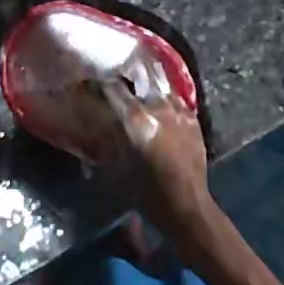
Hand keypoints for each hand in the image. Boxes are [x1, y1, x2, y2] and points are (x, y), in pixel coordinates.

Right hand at [96, 81, 212, 236]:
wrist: (186, 205)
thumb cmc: (146, 191)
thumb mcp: (115, 166)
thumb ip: (104, 139)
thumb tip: (93, 123)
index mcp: (135, 117)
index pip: (112, 87)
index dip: (100, 83)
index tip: (92, 83)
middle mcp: (157, 105)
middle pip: (137, 79)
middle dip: (125, 79)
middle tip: (117, 85)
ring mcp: (177, 109)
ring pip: (157, 86)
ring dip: (146, 89)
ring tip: (140, 94)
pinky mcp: (192, 117)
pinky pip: (173, 100)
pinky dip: (163, 101)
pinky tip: (159, 110)